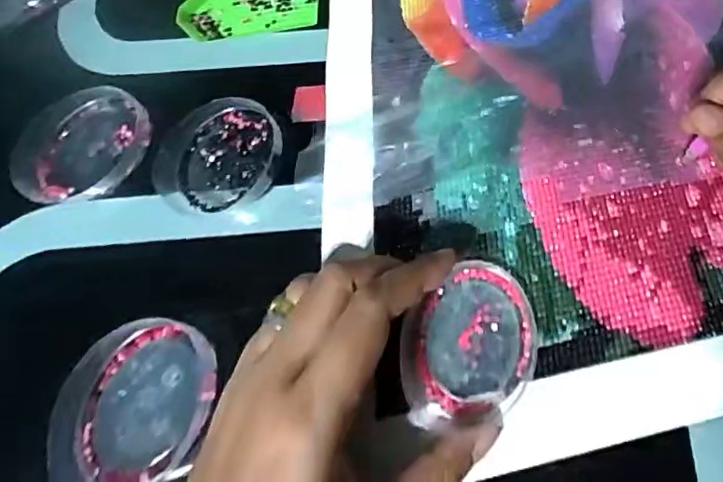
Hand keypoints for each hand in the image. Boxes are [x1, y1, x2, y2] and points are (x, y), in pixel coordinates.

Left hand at [192, 250, 499, 481]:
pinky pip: (280, 315)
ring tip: (386, 301)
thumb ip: (434, 470)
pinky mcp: (233, 382)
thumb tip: (489, 424)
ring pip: (301, 288)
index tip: (448, 261)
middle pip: (332, 279)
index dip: (412, 275)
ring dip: (348, 281)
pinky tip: (337, 336)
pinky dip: (317, 304)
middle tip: (422, 281)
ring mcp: (247, 372)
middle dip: (382, 267)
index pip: (367, 307)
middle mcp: (274, 372)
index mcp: (310, 408)